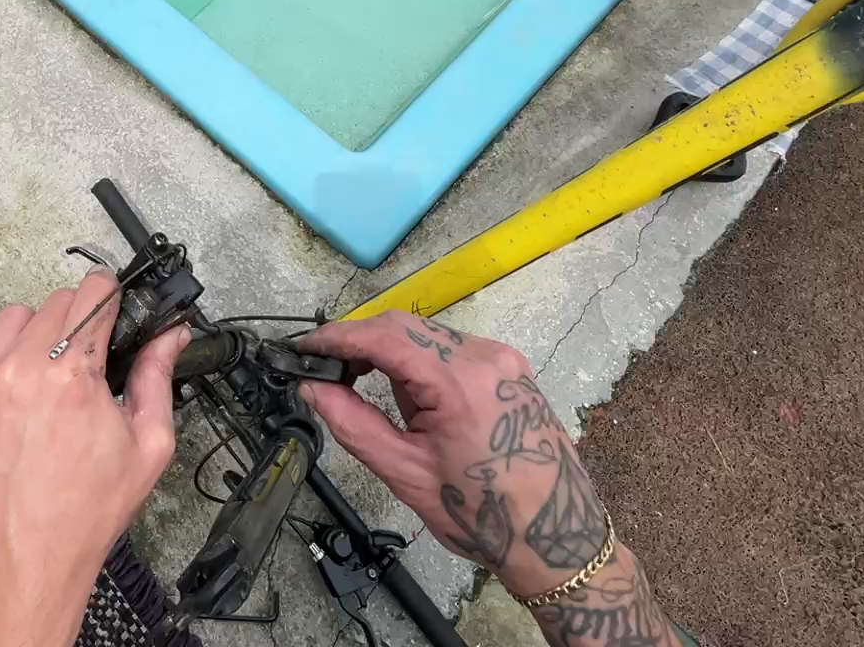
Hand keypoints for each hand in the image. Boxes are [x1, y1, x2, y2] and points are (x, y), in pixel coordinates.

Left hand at [0, 271, 189, 646]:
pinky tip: (9, 413)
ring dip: (31, 339)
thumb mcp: (147, 446)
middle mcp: (17, 373)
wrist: (20, 565)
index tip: (111, 308)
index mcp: (71, 376)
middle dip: (75, 323)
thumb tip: (170, 335)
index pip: (94, 291)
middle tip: (82, 362)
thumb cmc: (83, 513)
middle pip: (54, 302)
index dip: (110, 297)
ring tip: (42, 382)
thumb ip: (158, 377)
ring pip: (10, 322)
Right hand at [298, 312, 606, 597]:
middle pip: (403, 326)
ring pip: (423, 333)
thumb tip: (310, 386)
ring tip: (359, 382)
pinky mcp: (506, 365)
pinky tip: (404, 391)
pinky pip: (446, 346)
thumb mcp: (405, 472)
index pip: (384, 337)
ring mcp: (499, 357)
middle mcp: (483, 355)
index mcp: (460, 382)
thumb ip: (351, 422)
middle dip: (358, 342)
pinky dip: (415, 358)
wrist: (559, 538)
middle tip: (323, 366)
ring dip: (386, 350)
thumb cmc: (481, 514)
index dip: (338, 337)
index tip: (304, 346)